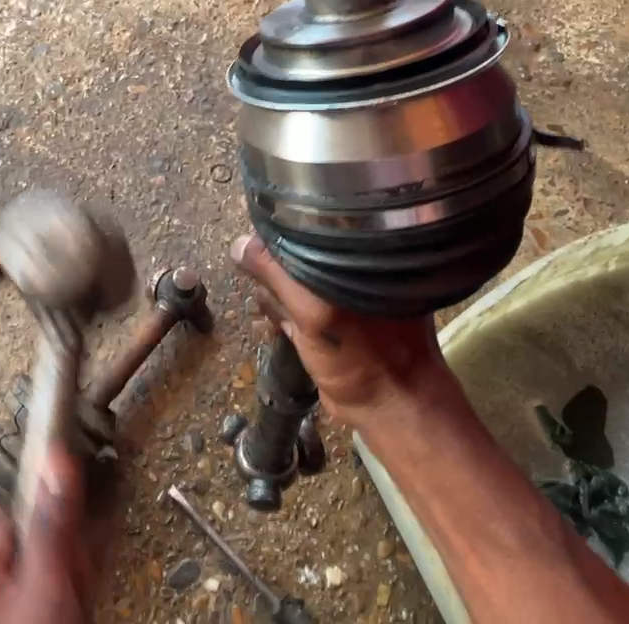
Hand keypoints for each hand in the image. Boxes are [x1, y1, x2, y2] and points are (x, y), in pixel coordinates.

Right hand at [228, 234, 452, 427]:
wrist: (388, 407)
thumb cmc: (362, 355)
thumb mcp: (315, 312)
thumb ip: (278, 275)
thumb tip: (240, 244)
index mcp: (356, 249)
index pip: (305, 222)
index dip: (278, 231)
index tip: (260, 246)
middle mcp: (346, 264)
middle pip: (290, 251)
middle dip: (274, 273)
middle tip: (281, 298)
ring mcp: (334, 292)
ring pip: (285, 280)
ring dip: (275, 299)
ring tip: (286, 320)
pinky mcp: (323, 316)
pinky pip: (288, 304)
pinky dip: (279, 315)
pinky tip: (281, 330)